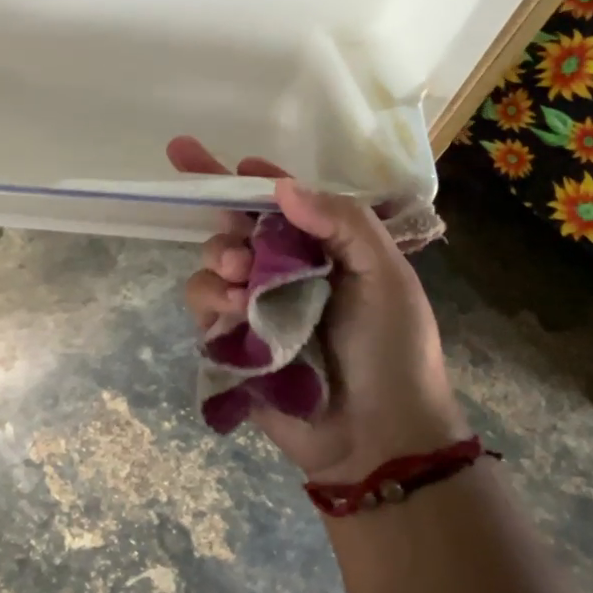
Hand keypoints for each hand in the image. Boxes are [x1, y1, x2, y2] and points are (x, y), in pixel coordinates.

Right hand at [167, 138, 466, 482]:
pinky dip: (210, 301)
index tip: (208, 156)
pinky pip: (201, 303)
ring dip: (219, 260)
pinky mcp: (228, 339)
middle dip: (222, 219)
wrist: (378, 437)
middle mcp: (282, 270)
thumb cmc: (392, 350)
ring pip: (211, 261)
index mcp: (322, 248)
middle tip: (238, 244)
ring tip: (241, 286)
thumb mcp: (385, 276)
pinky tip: (234, 314)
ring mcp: (252, 305)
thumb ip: (342, 222)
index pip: (278, 200)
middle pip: (233, 224)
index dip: (245, 177)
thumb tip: (280, 188)